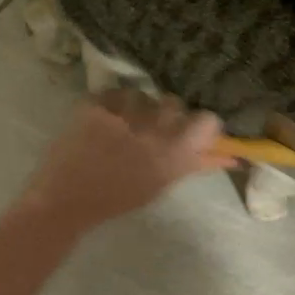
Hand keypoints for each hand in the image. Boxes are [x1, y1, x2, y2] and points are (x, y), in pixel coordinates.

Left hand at [17, 90, 230, 229]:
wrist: (63, 201)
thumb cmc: (116, 199)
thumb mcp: (160, 184)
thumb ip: (195, 165)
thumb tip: (231, 156)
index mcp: (172, 156)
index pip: (207, 120)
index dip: (200, 123)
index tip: (190, 130)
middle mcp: (152, 132)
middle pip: (173, 103)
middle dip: (164, 113)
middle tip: (147, 129)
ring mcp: (121, 116)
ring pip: (141, 94)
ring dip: (135, 107)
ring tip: (120, 125)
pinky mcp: (94, 105)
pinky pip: (113, 92)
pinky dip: (109, 104)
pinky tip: (101, 121)